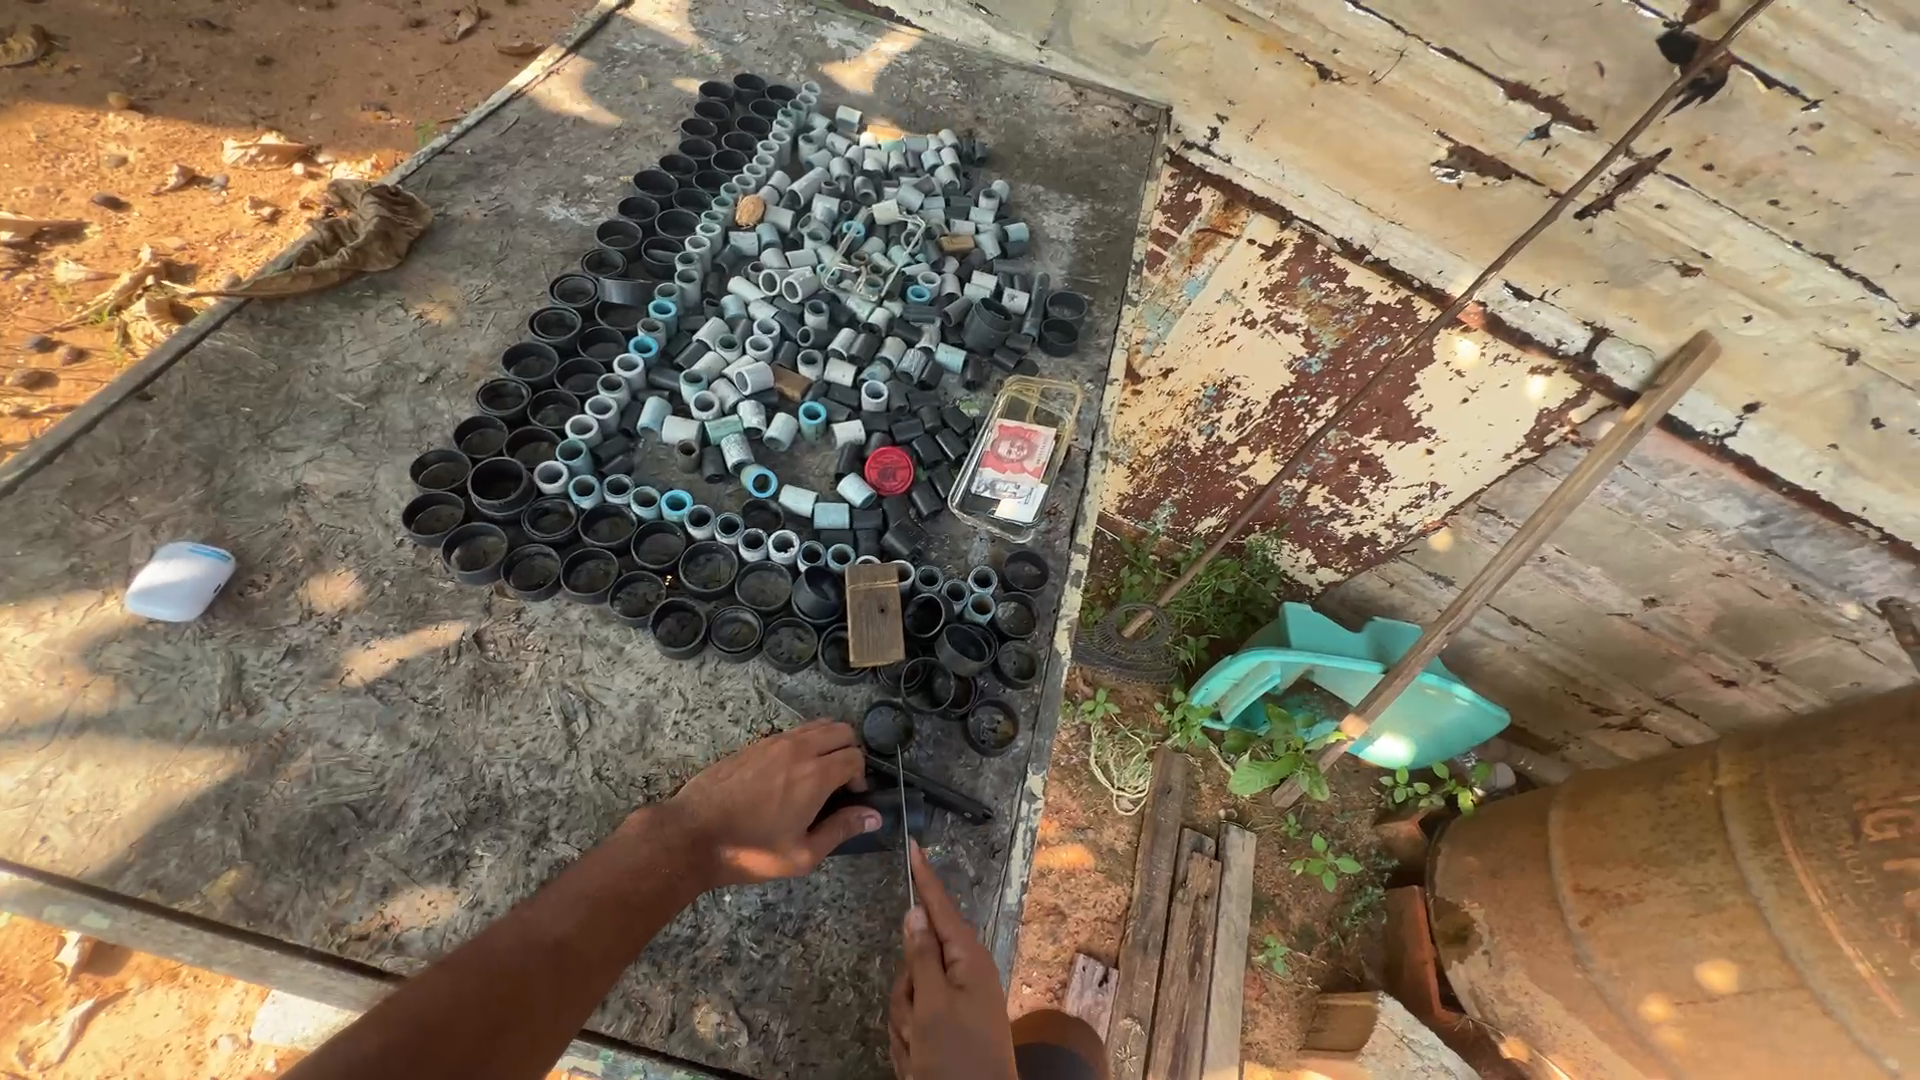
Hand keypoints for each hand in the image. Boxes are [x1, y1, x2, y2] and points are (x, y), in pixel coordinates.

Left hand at [663, 719, 879, 889]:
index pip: (855, 756)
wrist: (692, 834)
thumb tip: (873, 817)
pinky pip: (793, 732)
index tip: (851, 798)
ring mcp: (774, 742)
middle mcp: (798, 749)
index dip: (861, 777)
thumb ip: (841, 830)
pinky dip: (805, 743)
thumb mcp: (801, 854)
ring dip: (829, 742)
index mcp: (815, 775)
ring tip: (819, 774)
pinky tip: (791, 773)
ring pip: (817, 725)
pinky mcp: (755, 744)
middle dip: (851, 751)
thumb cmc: (750, 850)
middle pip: (841, 730)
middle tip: (841, 781)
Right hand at [888, 841, 1017, 1079]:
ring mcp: (956, 1005)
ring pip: (909, 996)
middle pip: (915, 961)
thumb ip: (921, 957)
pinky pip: (914, 1024)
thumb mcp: (933, 1006)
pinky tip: (922, 1065)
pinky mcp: (947, 1030)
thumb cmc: (958, 1059)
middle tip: (917, 1026)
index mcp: (968, 960)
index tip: (915, 845)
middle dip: (906, 996)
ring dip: (907, 1026)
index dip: (925, 878)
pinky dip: (911, 1045)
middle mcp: (964, 976)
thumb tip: (916, 911)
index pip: (940, 908)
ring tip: (922, 1053)